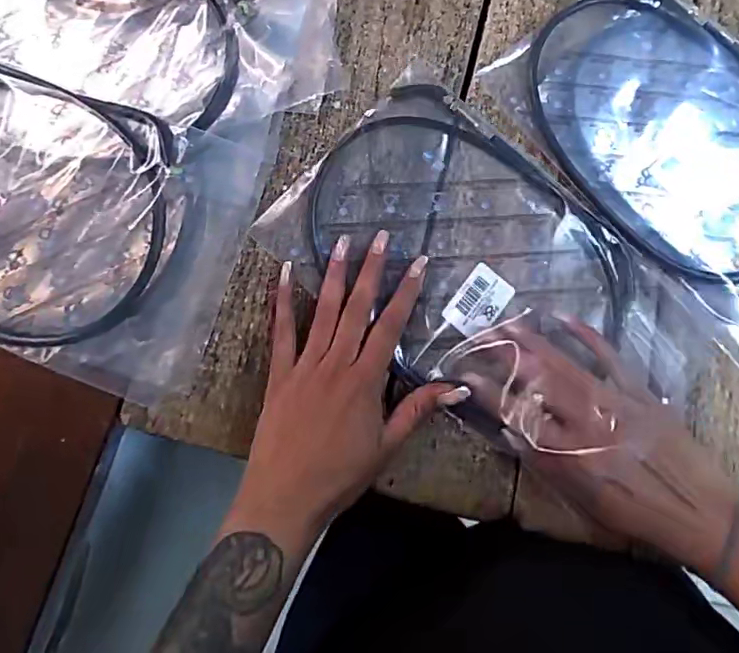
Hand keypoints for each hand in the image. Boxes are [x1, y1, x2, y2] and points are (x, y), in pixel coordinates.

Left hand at [226, 231, 468, 548]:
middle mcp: (336, 364)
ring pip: (323, 312)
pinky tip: (285, 273)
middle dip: (371, 270)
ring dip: (334, 275)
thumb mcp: (387, 447)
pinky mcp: (279, 375)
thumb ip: (419, 410)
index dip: (406, 292)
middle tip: (379, 236)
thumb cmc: (340, 476)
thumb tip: (459, 387)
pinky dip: (283, 301)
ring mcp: (305, 366)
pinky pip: (281, 332)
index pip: (390, 326)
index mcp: (365, 380)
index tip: (416, 262)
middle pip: (357, 309)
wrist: (283, 501)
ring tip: (341, 242)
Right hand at [457, 314, 738, 574]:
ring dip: (533, 340)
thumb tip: (512, 435)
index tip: (465, 374)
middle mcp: (586, 423)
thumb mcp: (587, 505)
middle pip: (535, 381)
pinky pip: (607, 355)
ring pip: (564, 364)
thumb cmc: (640, 516)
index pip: (517, 417)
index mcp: (570, 456)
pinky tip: (563, 317)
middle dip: (503, 355)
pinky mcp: (637, 390)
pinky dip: (585, 334)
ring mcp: (613, 401)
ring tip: (508, 322)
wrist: (702, 512)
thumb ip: (548, 468)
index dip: (488, 393)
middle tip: (480, 335)